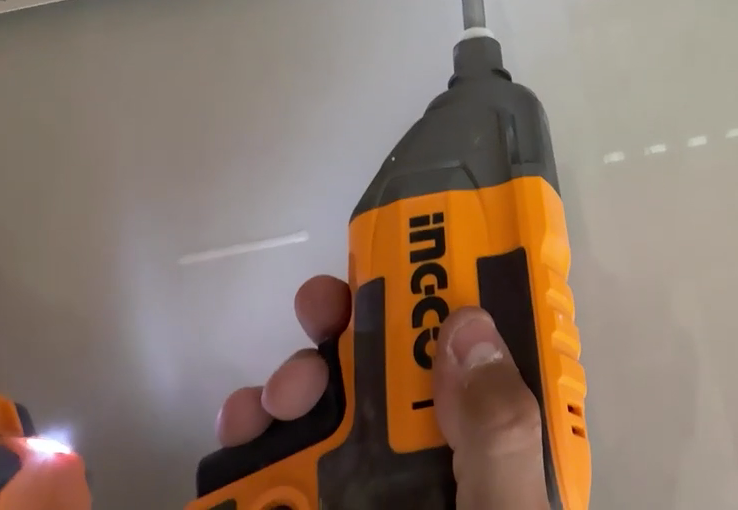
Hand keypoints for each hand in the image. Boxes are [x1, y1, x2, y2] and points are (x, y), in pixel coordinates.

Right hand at [216, 275, 550, 509]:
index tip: (407, 252)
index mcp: (496, 451)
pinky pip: (284, 466)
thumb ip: (498, 433)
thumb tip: (466, 323)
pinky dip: (255, 439)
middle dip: (355, 326)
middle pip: (397, 371)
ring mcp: (374, 493)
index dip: (450, 294)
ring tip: (275, 389)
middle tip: (320, 309)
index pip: (483, 354)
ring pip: (334, 410)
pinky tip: (239, 430)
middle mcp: (435, 465)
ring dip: (298, 377)